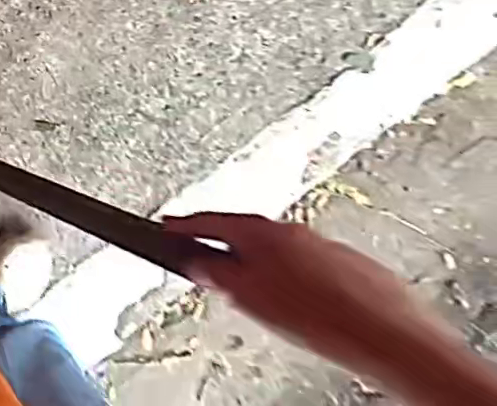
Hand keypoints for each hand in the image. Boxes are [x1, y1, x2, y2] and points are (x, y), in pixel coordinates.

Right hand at [167, 212, 496, 404]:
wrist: (399, 347)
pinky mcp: (366, 271)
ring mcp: (331, 248)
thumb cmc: (322, 318)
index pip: (204, 220)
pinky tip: (314, 303)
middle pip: (248, 235)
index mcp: (256, 229)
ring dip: (272, 266)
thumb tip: (195, 263)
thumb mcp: (243, 294)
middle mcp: (292, 230)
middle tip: (219, 267)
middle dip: (232, 250)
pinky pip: (323, 267)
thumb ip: (210, 271)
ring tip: (271, 294)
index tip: (168, 228)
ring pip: (287, 251)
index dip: (180, 226)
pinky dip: (309, 279)